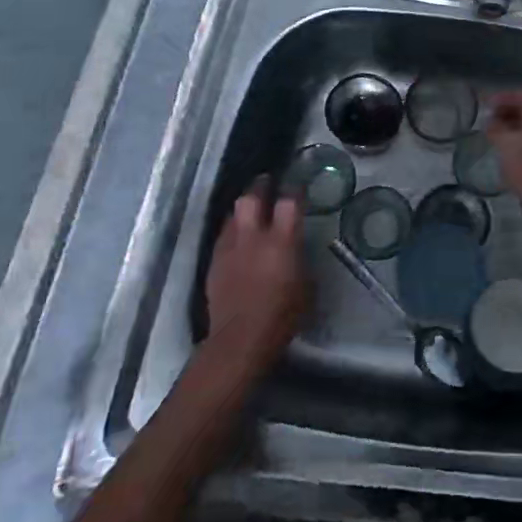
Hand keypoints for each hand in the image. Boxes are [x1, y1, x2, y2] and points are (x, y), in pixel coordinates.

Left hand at [205, 180, 309, 354]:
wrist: (240, 339)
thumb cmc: (283, 315)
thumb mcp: (307, 286)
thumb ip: (301, 259)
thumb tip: (296, 248)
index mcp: (282, 242)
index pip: (289, 202)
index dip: (295, 190)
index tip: (298, 186)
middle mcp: (253, 237)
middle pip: (251, 198)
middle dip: (260, 187)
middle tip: (268, 182)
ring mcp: (230, 248)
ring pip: (233, 214)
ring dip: (244, 207)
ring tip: (251, 207)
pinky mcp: (214, 261)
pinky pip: (223, 234)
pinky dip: (232, 229)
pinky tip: (238, 236)